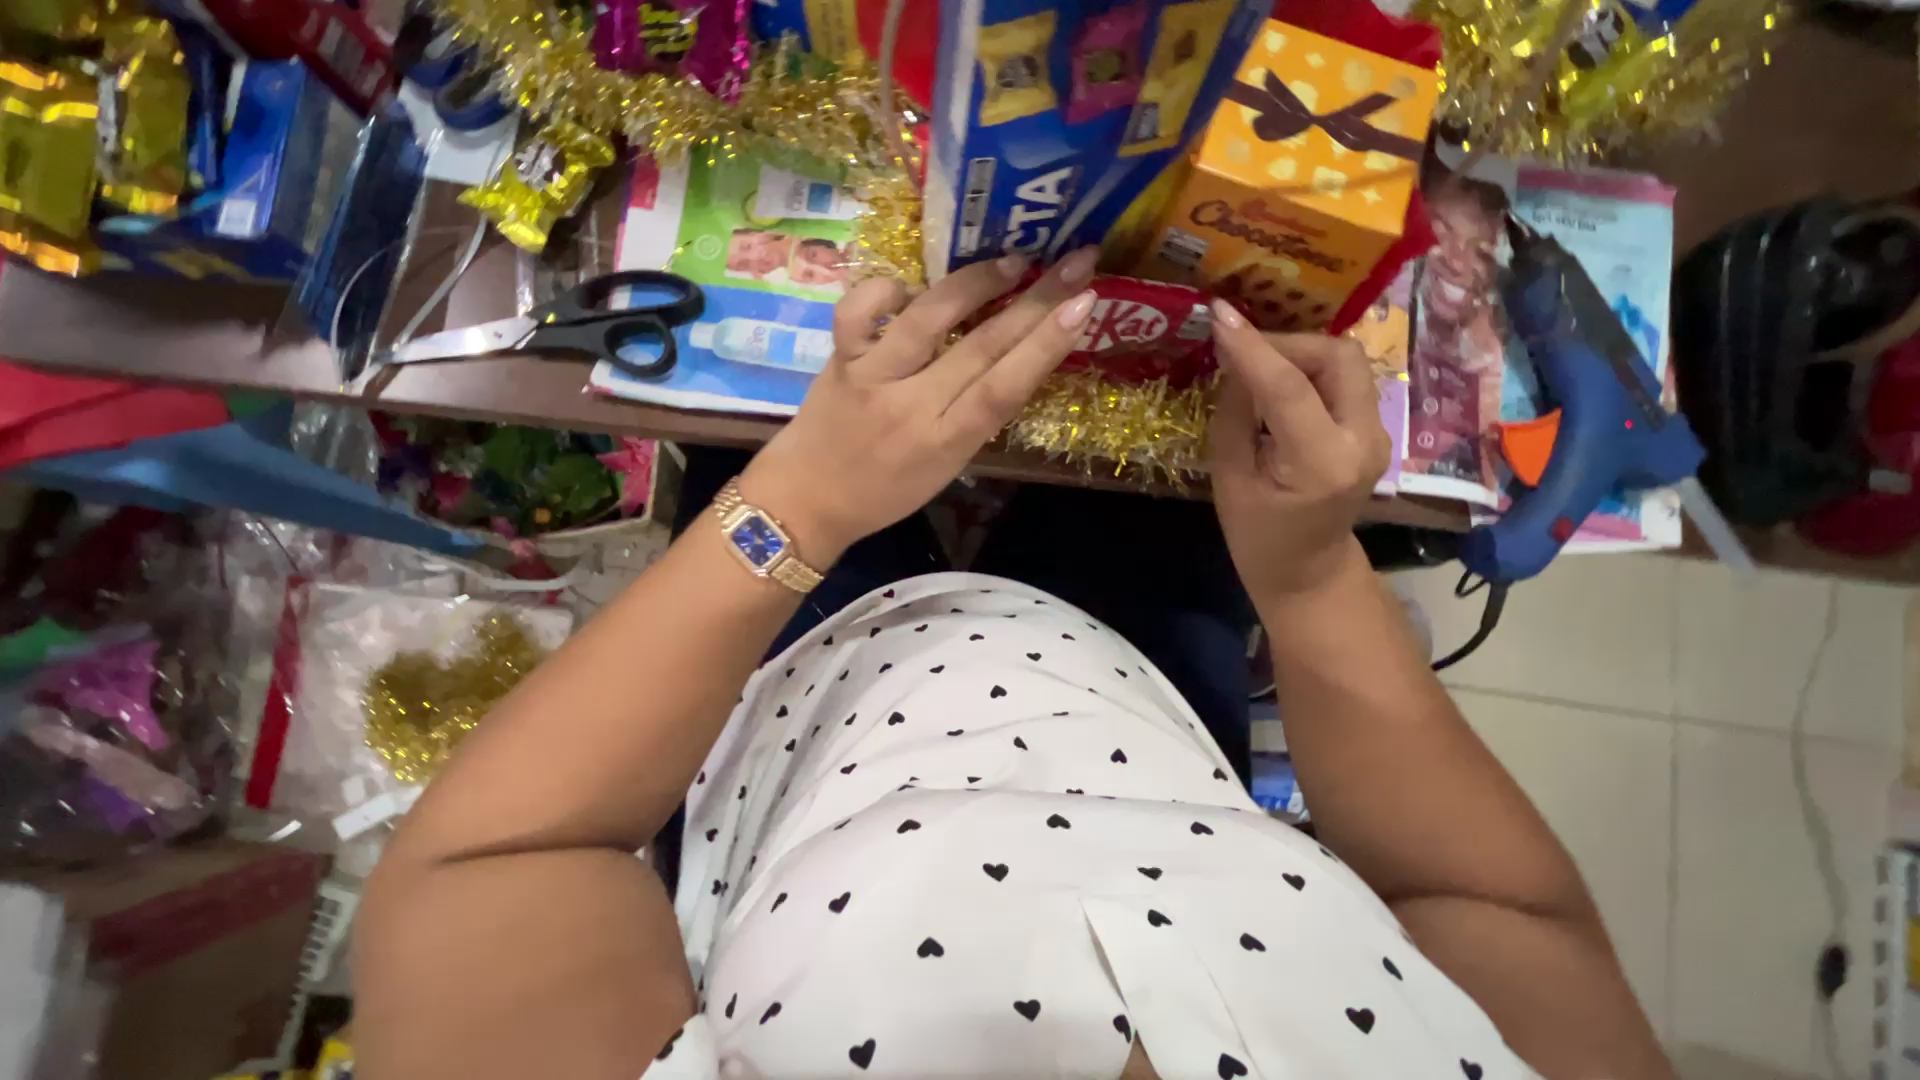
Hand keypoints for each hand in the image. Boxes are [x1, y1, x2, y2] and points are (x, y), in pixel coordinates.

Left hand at [739, 249, 1100, 562]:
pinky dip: (885, 289)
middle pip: (980, 347)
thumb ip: (976, 417)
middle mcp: (911, 406)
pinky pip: (858, 312)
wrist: (806, 500)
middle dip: (1034, 300)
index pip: (1004, 388)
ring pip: (926, 319)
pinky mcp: (839, 359)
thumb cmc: (884, 493)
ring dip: (973, 284)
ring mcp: (871, 377)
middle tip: (1075, 260)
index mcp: (945, 443)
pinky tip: (910, 285)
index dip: (1047, 344)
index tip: (1085, 303)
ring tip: (1012, 260)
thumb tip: (1014, 358)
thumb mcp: (945, 470)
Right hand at [1207, 300, 1392, 607]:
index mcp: (1321, 463)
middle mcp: (1363, 441)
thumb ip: (1235, 413)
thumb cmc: (1257, 535)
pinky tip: (1278, 384)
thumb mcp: (1229, 477)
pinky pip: (1344, 380)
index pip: (1287, 387)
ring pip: (1346, 361)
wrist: (1308, 572)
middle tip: (1243, 353)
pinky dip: (1310, 370)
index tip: (1219, 315)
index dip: (1252, 347)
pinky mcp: (1376, 428)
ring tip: (1258, 367)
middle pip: (1337, 356)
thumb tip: (1234, 357)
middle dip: (1287, 343)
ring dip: (1300, 353)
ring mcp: (1378, 433)